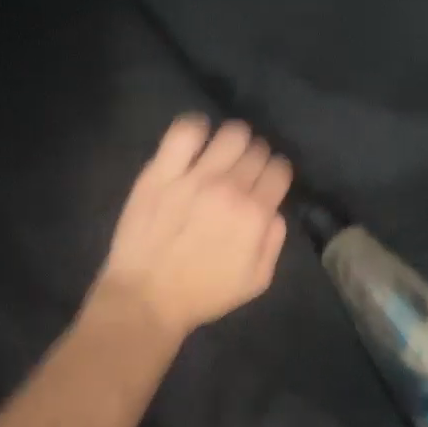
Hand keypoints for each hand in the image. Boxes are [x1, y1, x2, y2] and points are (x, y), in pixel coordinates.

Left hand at [92, 116, 292, 336]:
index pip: (280, 170)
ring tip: (223, 153)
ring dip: (234, 140)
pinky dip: (196, 128)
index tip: (268, 181)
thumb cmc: (205, 294)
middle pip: (257, 150)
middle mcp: (229, 188)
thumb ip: (274, 241)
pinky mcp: (160, 172)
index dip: (277, 173)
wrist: (147, 298)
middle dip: (257, 157)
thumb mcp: (257, 280)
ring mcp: (193, 176)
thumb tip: (274, 211)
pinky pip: (184, 132)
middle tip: (244, 171)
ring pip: (230, 134)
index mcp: (256, 214)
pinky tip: (197, 138)